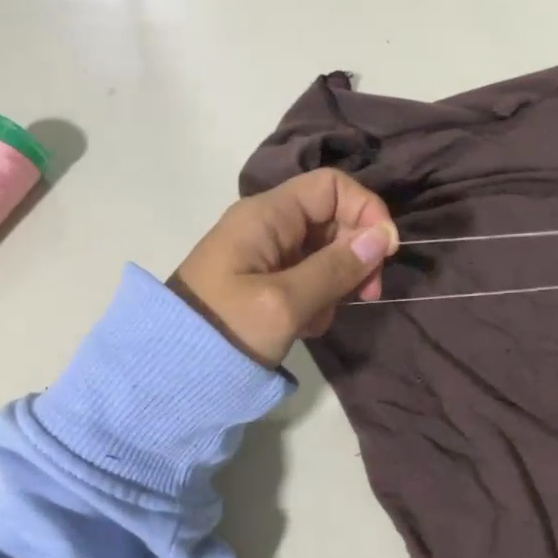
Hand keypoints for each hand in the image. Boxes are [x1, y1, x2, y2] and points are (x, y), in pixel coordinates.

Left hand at [169, 169, 397, 366]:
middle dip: (354, 255)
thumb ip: (335, 269)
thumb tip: (381, 237)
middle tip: (366, 295)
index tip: (384, 252)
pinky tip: (301, 328)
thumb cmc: (226, 330)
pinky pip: (304, 280)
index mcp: (265, 216)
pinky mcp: (261, 285)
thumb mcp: (285, 303)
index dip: (365, 210)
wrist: (173, 371)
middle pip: (330, 219)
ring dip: (332, 286)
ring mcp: (262, 257)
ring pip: (322, 254)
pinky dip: (312, 301)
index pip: (330, 185)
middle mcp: (265, 227)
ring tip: (313, 320)